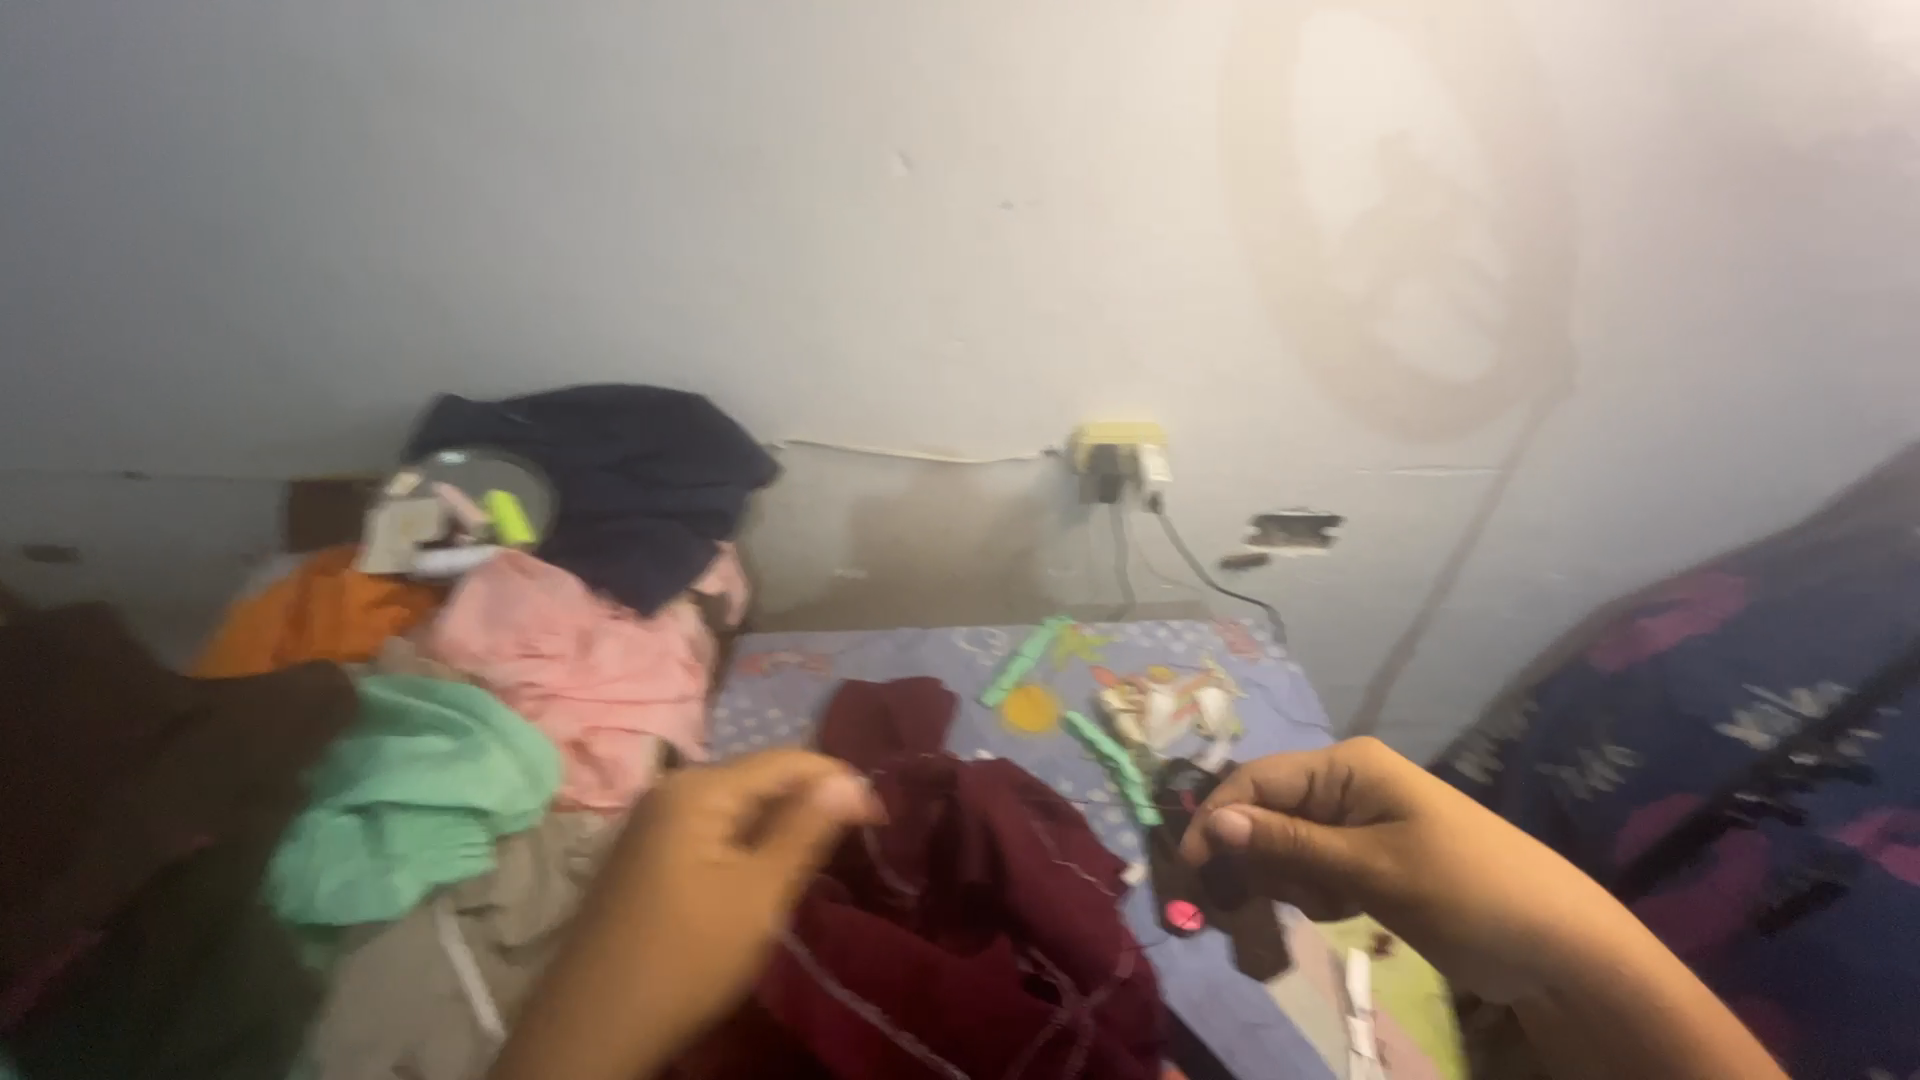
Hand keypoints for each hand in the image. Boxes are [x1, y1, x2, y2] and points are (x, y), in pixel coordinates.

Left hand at [489, 750, 884, 1079]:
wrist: (586, 1036)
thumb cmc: (684, 961)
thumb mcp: (759, 894)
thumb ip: (807, 829)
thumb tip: (851, 781)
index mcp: (698, 788)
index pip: (787, 760)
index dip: (839, 780)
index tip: (881, 815)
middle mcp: (672, 788)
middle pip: (761, 778)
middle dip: (811, 801)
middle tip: (857, 838)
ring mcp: (653, 820)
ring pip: (739, 805)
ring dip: (782, 822)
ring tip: (821, 854)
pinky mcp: (645, 852)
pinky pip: (714, 827)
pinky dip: (749, 840)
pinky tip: (767, 870)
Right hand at [1179, 737, 1643, 1001]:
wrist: (1566, 952)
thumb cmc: (1469, 892)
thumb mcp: (1372, 869)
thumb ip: (1288, 844)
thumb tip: (1211, 823)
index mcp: (1346, 765)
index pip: (1257, 780)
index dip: (1219, 819)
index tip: (1192, 868)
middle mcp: (1346, 783)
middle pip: (1267, 811)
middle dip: (1261, 856)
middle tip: (1282, 900)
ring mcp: (1358, 819)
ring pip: (1286, 843)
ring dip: (1292, 878)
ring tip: (1333, 906)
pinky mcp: (1369, 854)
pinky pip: (1313, 864)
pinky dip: (1315, 889)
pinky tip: (1346, 909)